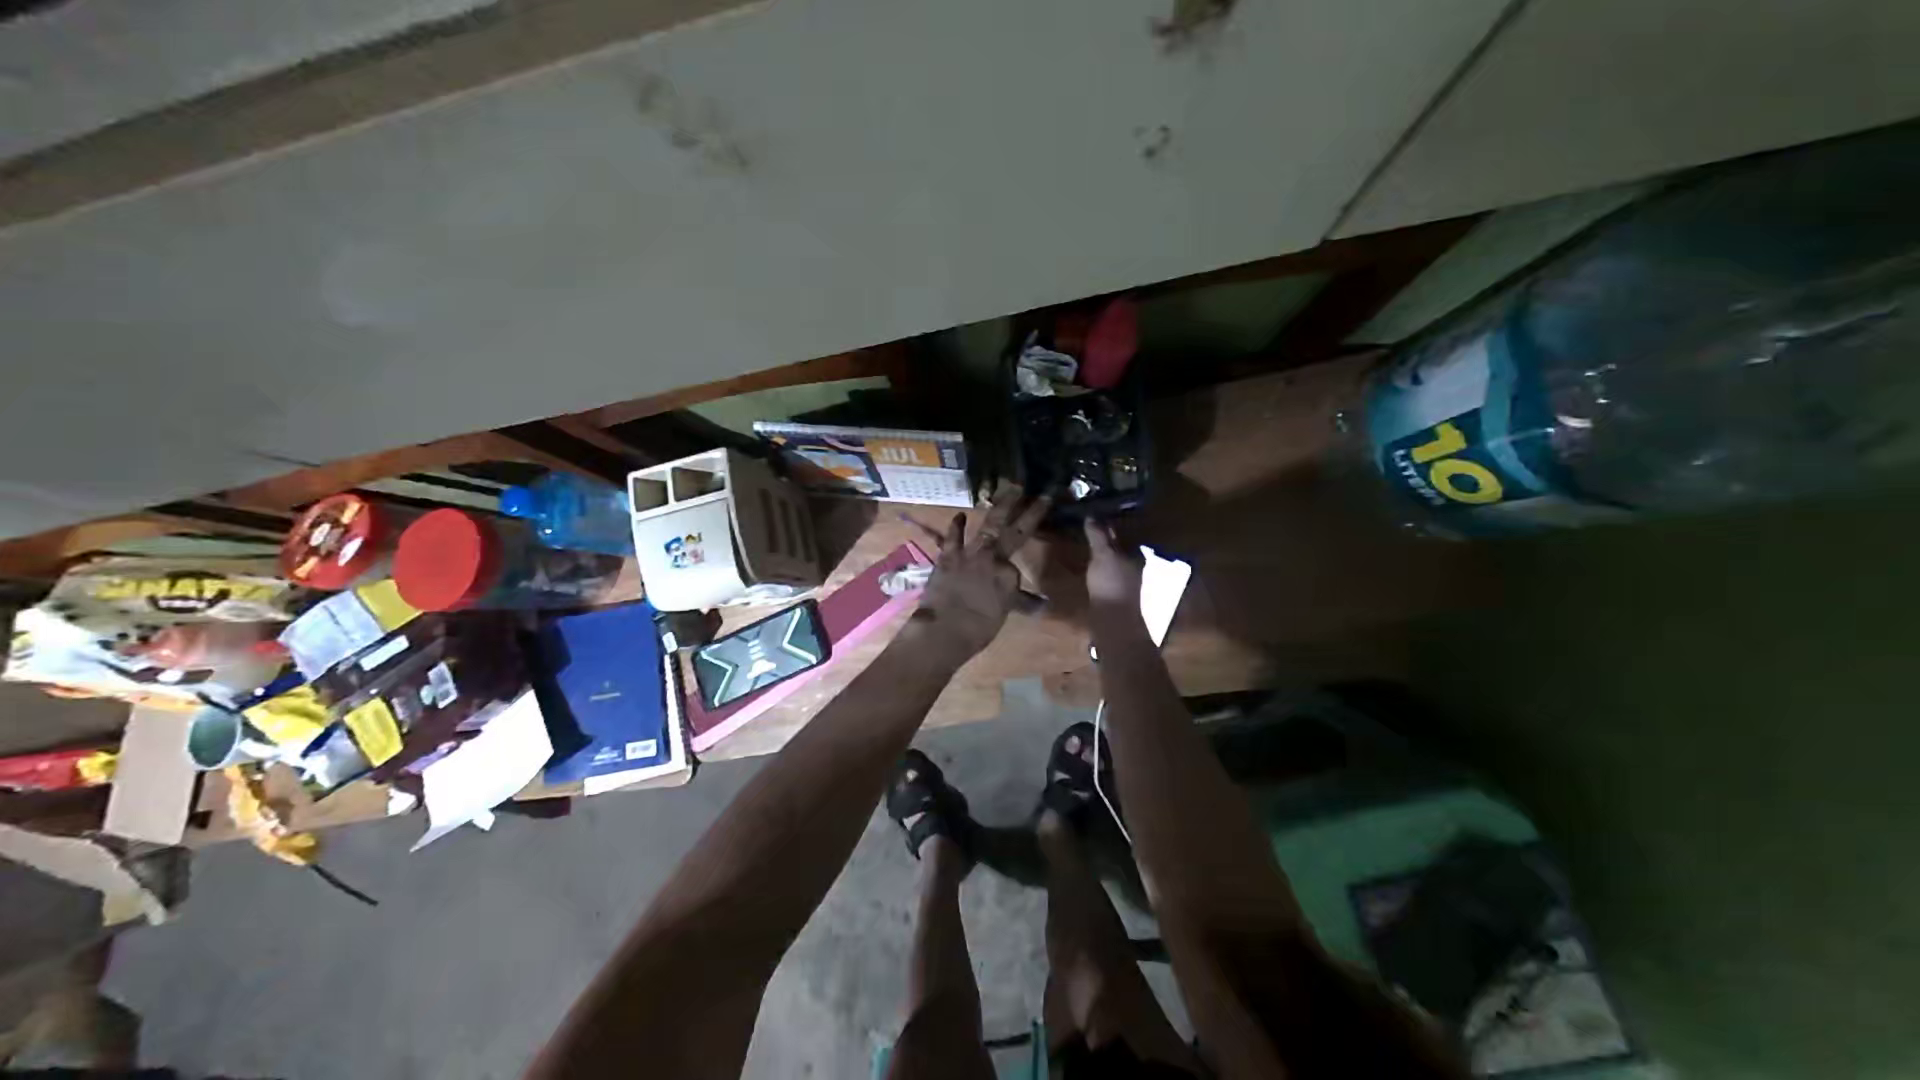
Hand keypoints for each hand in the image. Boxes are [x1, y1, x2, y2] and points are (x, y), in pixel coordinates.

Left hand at [909, 483, 1050, 659]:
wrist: (943, 629)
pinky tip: (960, 515)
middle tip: (1041, 494)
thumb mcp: (1004, 614)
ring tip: (1010, 488)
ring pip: (989, 524)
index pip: (1017, 569)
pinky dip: (957, 525)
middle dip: (1030, 512)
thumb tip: (1042, 604)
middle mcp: (994, 557)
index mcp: (1009, 574)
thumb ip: (1021, 603)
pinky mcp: (948, 555)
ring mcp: (970, 553)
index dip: (1016, 574)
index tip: (1017, 576)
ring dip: (1001, 506)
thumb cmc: (977, 629)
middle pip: (1016, 531)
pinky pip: (954, 536)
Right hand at [1083, 517, 1141, 609]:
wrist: (1114, 622)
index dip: (1108, 525)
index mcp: (1135, 554)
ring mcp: (1126, 584)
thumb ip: (1098, 535)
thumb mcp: (1103, 555)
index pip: (1122, 535)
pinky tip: (1089, 572)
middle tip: (1086, 531)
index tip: (1093, 517)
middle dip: (1105, 541)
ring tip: (1085, 550)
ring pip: (1113, 564)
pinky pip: (1107, 577)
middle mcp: (1135, 567)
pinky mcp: (1116, 597)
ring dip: (1102, 557)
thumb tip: (1091, 515)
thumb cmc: (1111, 583)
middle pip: (1119, 549)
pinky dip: (1099, 572)